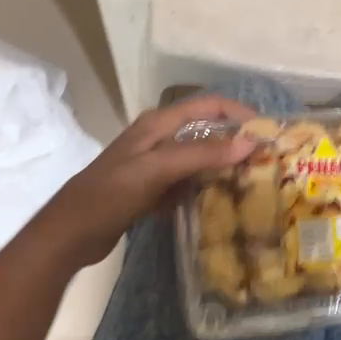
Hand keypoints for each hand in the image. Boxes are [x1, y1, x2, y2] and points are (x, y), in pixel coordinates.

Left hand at [46, 95, 257, 266]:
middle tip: (267, 160)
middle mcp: (158, 138)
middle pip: (206, 131)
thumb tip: (249, 143)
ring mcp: (155, 165)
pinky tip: (222, 202)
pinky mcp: (152, 189)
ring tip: (254, 181)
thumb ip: (202, 154)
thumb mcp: (157, 169)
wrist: (71, 233)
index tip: (269, 132)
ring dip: (224, 166)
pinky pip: (188, 182)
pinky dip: (206, 187)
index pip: (208, 106)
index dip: (239, 113)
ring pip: (199, 158)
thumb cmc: (110, 194)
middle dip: (236, 141)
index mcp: (158, 124)